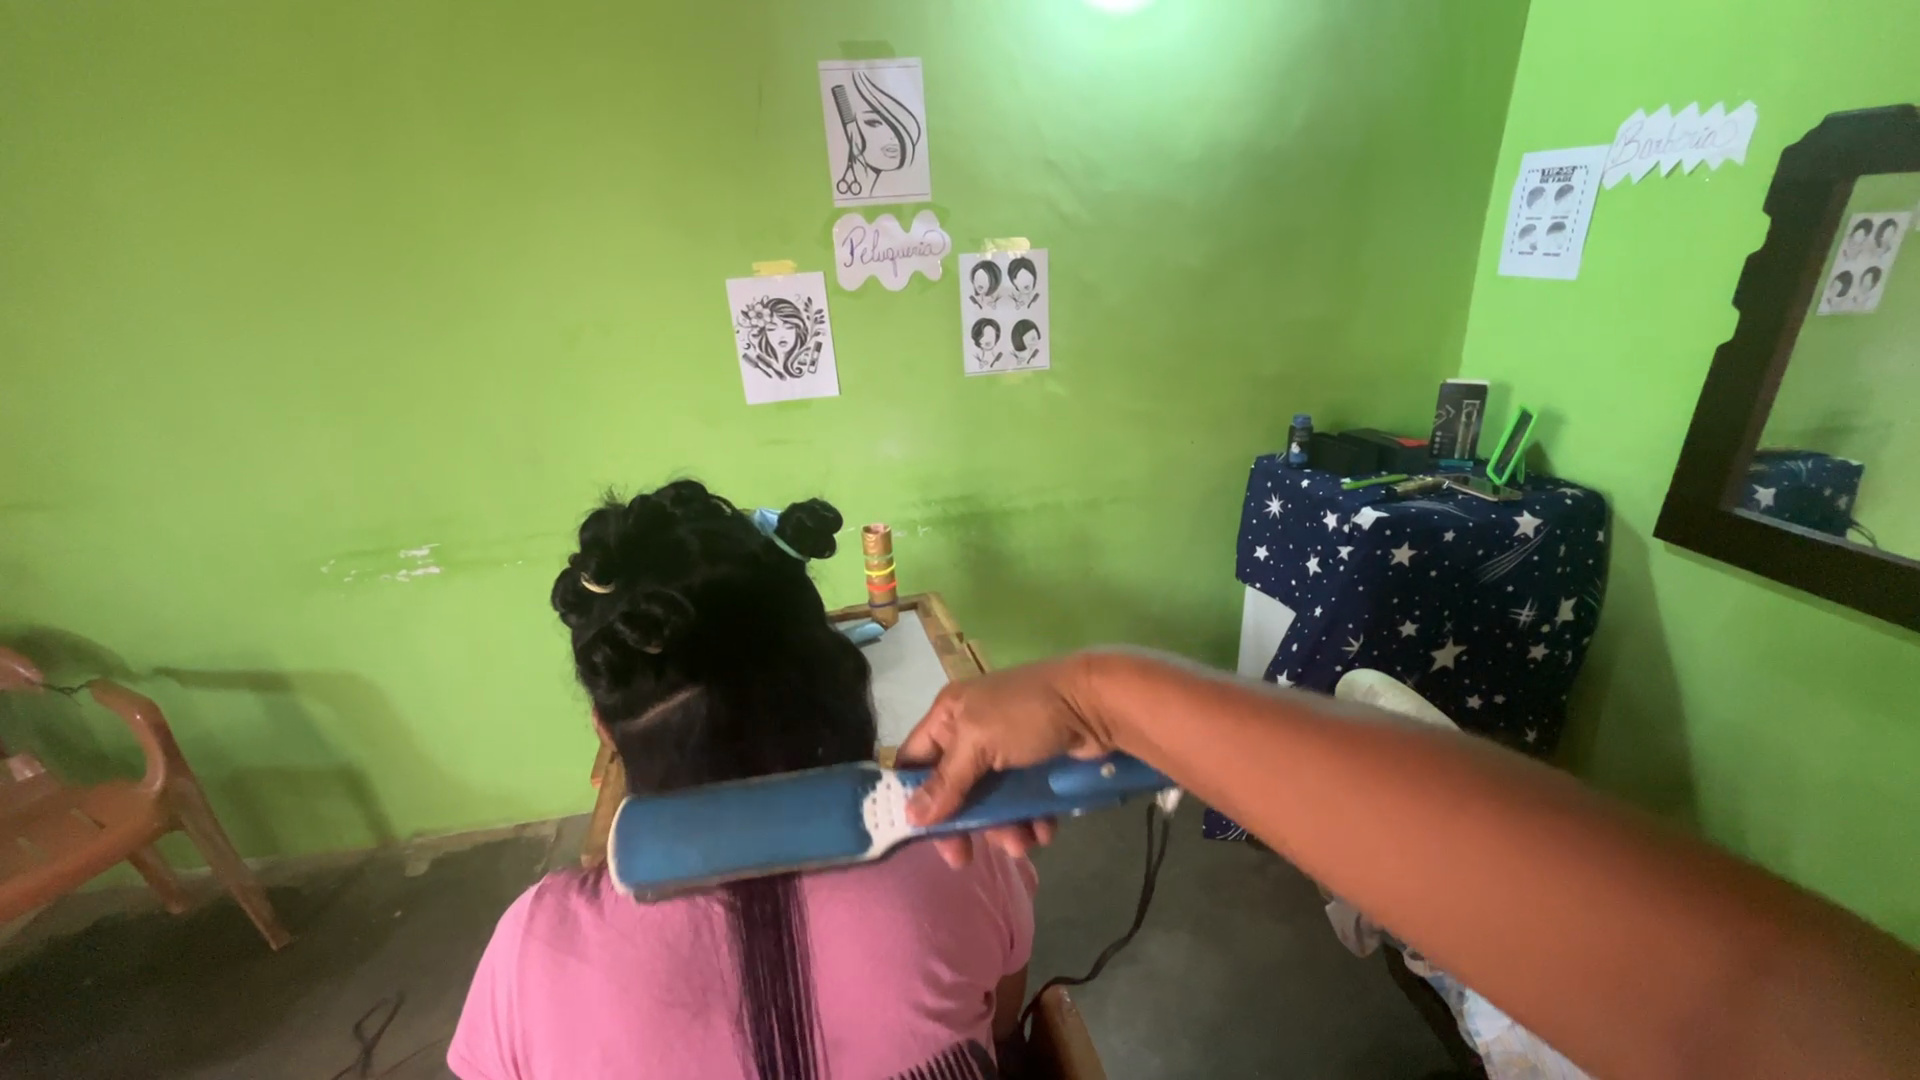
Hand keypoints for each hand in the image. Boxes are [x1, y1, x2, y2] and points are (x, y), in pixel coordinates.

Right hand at [896, 654, 1116, 866]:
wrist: (1095, 703)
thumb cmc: (1027, 715)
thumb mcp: (978, 741)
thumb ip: (946, 781)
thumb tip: (910, 815)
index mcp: (949, 715)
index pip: (915, 760)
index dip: (912, 796)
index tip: (918, 834)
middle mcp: (971, 732)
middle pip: (952, 790)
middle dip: (963, 823)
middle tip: (964, 858)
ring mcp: (1004, 751)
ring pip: (988, 803)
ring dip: (1002, 828)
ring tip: (1023, 841)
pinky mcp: (1034, 768)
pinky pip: (1020, 803)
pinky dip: (1029, 819)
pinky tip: (1044, 830)